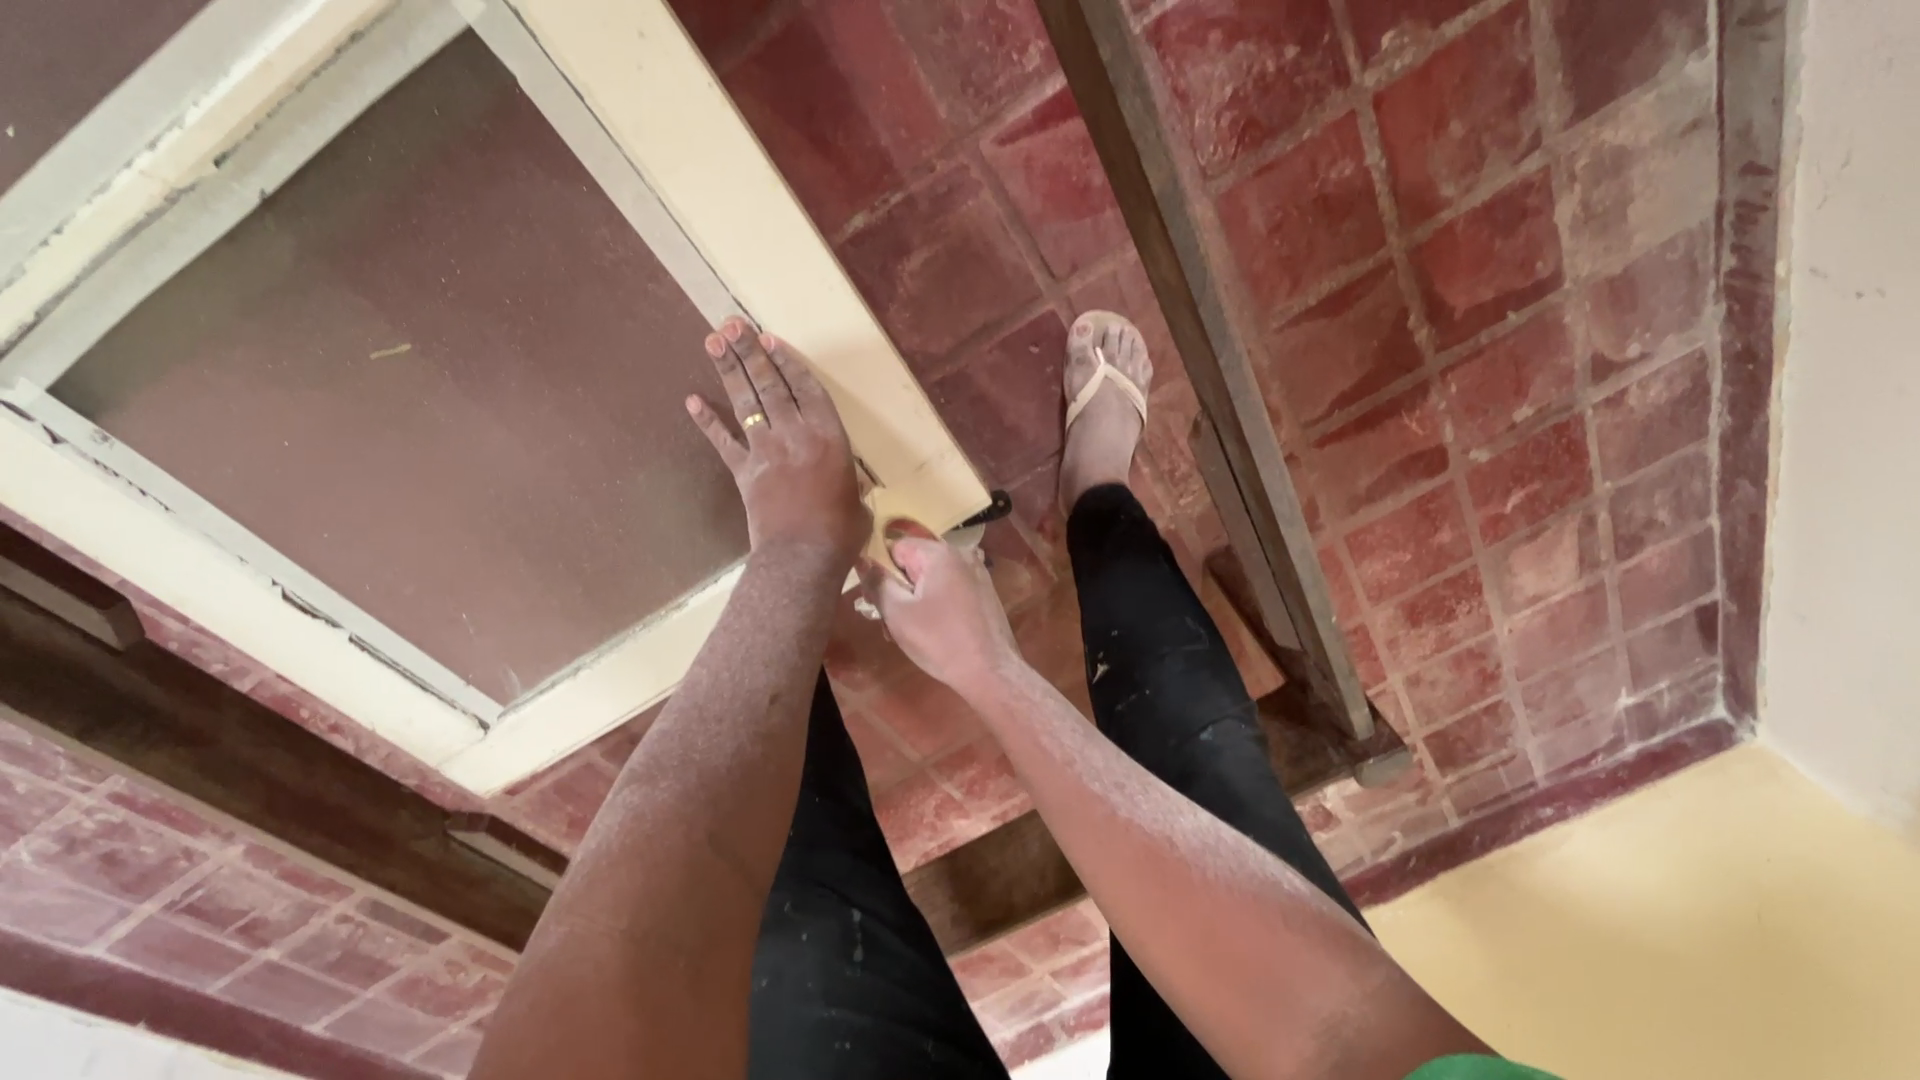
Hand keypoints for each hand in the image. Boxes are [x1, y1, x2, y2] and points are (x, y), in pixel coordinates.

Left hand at [687, 318, 869, 567]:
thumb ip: (852, 486)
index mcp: (829, 437)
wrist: (802, 557)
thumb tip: (851, 490)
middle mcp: (795, 435)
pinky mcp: (744, 473)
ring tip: (714, 341)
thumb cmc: (841, 532)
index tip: (770, 338)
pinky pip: (723, 442)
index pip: (806, 388)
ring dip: (729, 370)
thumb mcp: (858, 502)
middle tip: (734, 324)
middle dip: (751, 352)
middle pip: (770, 385)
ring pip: (746, 403)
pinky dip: (707, 421)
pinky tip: (691, 400)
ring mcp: (766, 451)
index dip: (787, 361)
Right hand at [865, 530, 1022, 692]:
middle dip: (899, 589)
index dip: (881, 571)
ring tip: (909, 632)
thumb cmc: (941, 642)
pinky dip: (936, 604)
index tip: (875, 600)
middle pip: (915, 563)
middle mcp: (962, 555)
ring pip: (932, 579)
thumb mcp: (898, 614)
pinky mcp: (985, 593)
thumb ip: (877, 583)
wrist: (991, 672)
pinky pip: (950, 589)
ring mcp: (977, 573)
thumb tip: (862, 560)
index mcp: (940, 554)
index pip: (896, 547)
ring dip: (915, 600)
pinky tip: (933, 631)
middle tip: (889, 622)